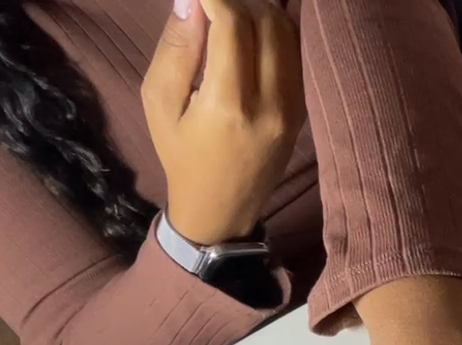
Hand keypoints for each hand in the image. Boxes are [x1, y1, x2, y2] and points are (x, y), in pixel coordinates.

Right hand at [142, 0, 304, 244]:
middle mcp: (271, 107)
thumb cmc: (182, 154)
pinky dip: (275, 33)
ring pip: (288, 36)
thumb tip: (192, 0)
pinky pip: (295, 57)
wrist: (223, 207)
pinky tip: (249, 31)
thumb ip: (177, 47)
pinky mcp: (302, 114)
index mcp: (230, 105)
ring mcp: (293, 111)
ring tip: (228, 11)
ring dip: (260, 10)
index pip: (233, 24)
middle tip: (212, 2)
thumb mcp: (160, 101)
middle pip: (268, 22)